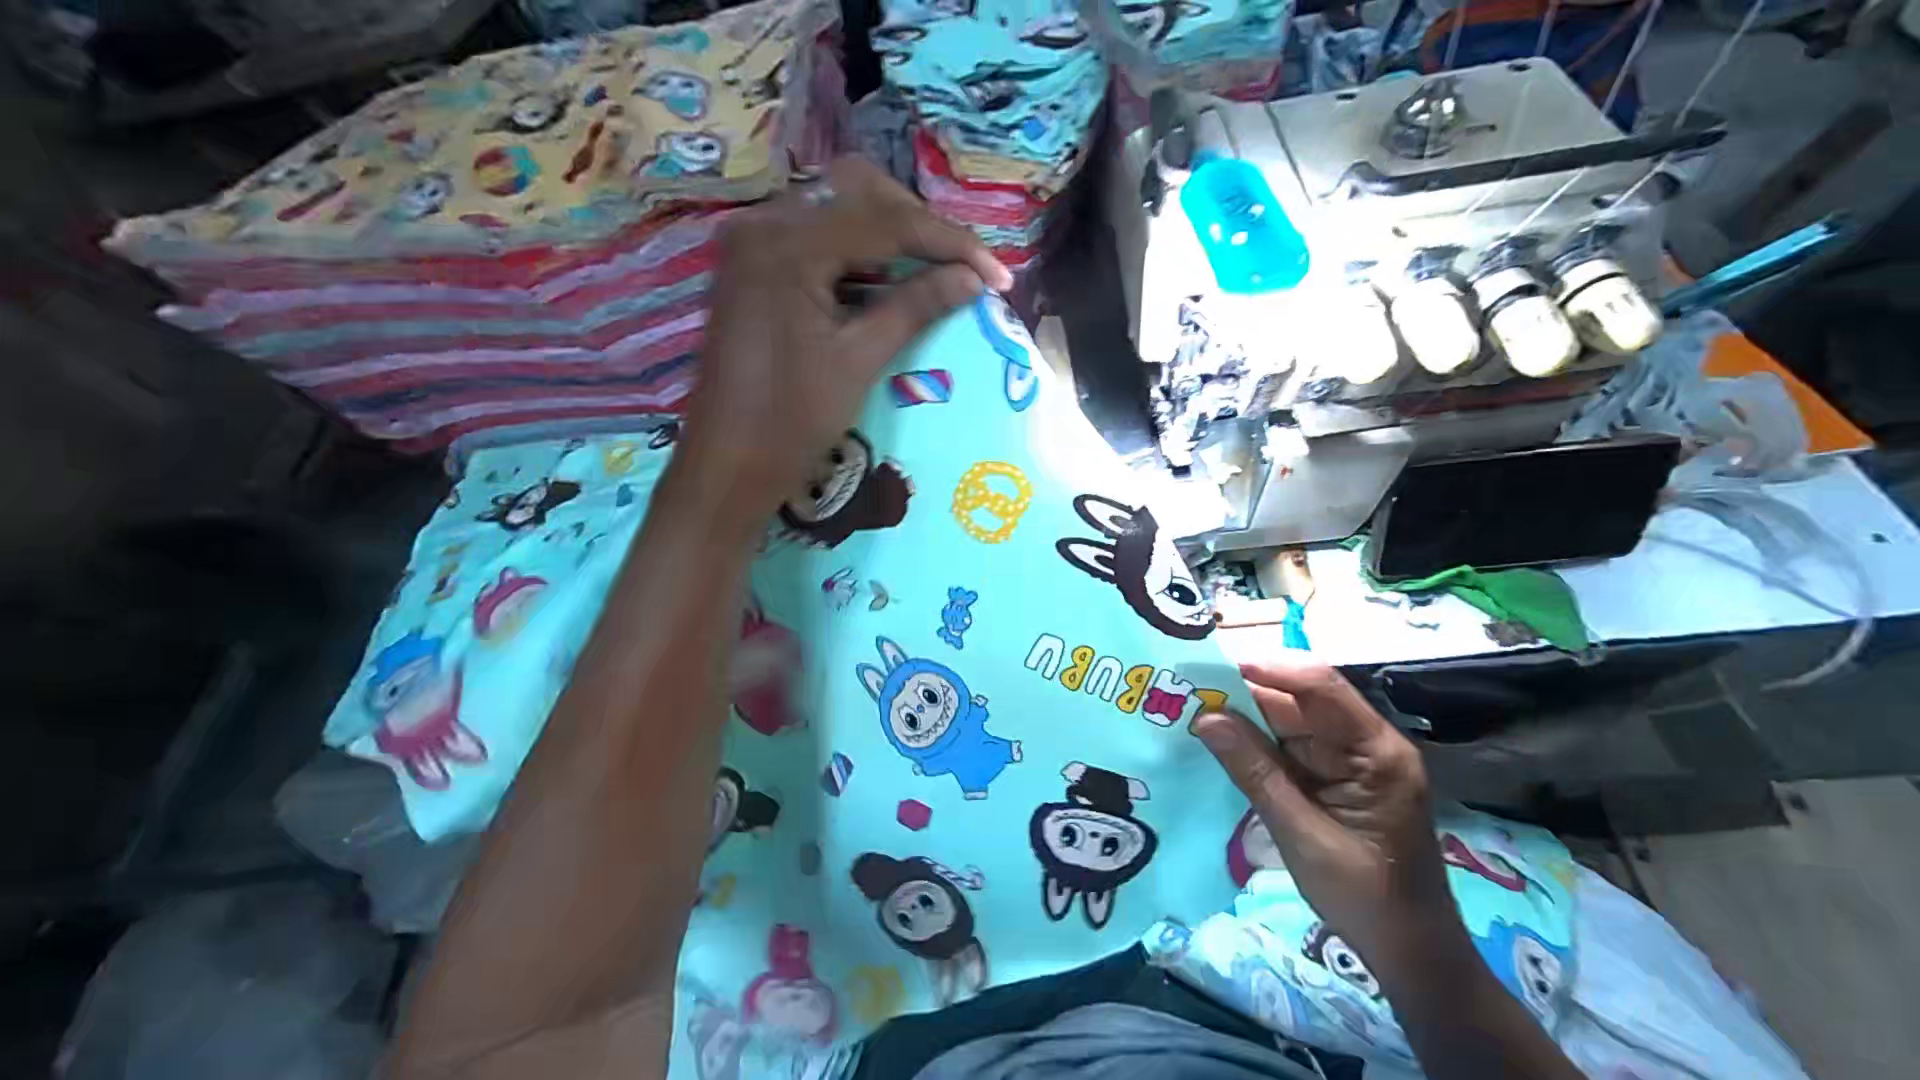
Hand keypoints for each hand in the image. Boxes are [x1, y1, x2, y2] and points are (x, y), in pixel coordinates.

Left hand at [680, 157, 1011, 527]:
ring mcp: (752, 242)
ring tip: (937, 272)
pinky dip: (857, 252)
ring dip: (890, 234)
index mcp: (787, 246)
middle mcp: (763, 224)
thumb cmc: (791, 421)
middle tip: (962, 268)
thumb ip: (916, 306)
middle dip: (919, 225)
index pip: (886, 220)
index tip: (998, 274)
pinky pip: (815, 236)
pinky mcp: (752, 265)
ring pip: (837, 209)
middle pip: (859, 193)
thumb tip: (973, 277)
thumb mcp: (860, 360)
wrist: (727, 463)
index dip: (950, 244)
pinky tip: (889, 280)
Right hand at [1194, 660, 1453, 962]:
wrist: (1408, 950)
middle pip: (1300, 701)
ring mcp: (1350, 759)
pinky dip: (1254, 742)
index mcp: (1377, 752)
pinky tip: (1219, 739)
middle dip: (1245, 693)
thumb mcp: (1302, 834)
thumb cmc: (1364, 896)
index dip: (1269, 669)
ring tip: (1193, 708)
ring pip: (1289, 721)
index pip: (1322, 688)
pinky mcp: (1334, 775)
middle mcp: (1366, 743)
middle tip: (1189, 689)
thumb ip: (1254, 772)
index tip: (1214, 667)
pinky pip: (1289, 745)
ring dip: (1244, 716)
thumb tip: (1205, 718)